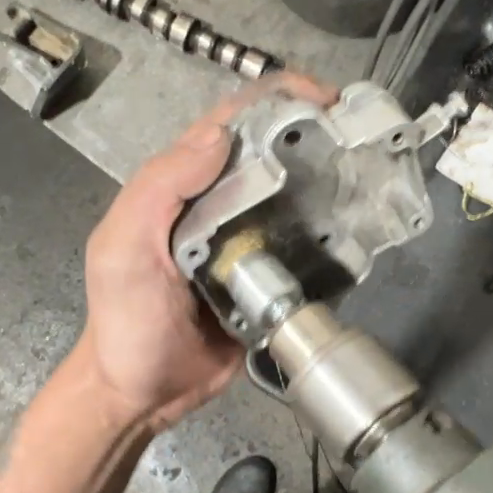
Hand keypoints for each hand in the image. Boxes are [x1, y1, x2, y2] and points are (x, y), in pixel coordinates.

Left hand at [79, 73, 338, 429]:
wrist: (142, 393)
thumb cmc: (126, 319)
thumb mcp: (124, 248)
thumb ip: (159, 189)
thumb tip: (221, 137)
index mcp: (180, 190)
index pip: (228, 128)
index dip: (273, 102)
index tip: (322, 99)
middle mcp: (218, 208)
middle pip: (270, 159)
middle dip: (312, 139)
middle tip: (358, 140)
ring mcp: (248, 246)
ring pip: (292, 202)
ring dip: (327, 186)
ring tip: (368, 177)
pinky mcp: (271, 284)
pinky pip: (303, 253)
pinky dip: (328, 240)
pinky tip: (357, 232)